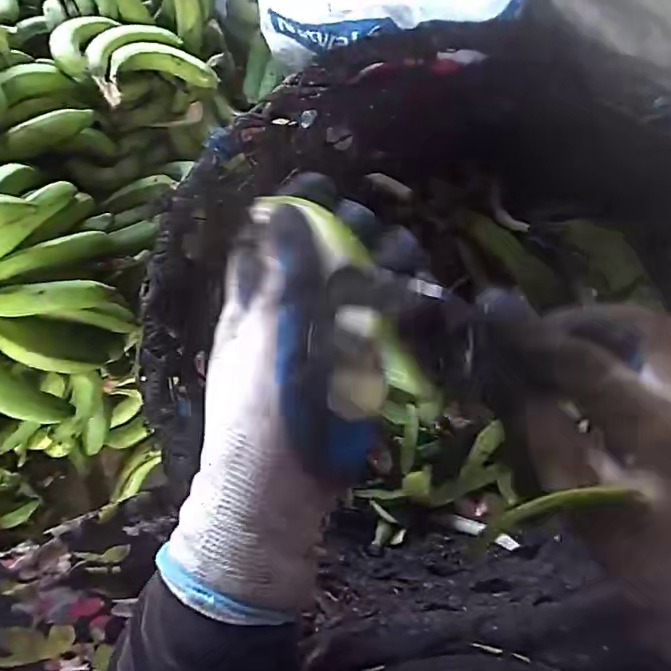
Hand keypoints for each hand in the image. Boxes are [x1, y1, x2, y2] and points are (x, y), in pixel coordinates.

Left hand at [159, 178, 390, 624]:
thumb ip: (277, 272)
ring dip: (380, 262)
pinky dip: (398, 301)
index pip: (273, 236)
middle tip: (371, 223)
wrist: (276, 485)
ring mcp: (322, 336)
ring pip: (355, 283)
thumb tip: (279, 208)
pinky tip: (416, 288)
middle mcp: (289, 310)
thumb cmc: (258, 406)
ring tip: (403, 251)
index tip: (322, 186)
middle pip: (321, 255)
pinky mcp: (353, 364)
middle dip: (348, 230)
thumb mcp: (261, 333)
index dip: (295, 207)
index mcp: (253, 299)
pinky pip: (378, 320)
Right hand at [483, 302, 670, 670]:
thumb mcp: (588, 515)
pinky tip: (601, 344)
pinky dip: (626, 329)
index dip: (531, 336)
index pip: (586, 368)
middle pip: (622, 330)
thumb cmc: (658, 560)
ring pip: (648, 323)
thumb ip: (548, 443)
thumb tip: (512, 381)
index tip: (490, 308)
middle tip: (520, 334)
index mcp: (668, 440)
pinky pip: (670, 334)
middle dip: (562, 324)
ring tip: (554, 339)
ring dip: (592, 322)